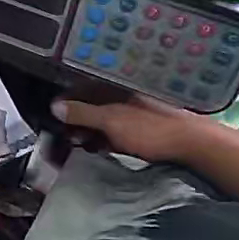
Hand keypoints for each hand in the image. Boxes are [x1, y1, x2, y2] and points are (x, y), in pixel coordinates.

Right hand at [50, 95, 217, 163]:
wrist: (188, 143)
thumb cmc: (148, 130)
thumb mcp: (111, 121)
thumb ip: (83, 113)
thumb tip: (55, 106)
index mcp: (112, 89)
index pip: (79, 90)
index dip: (63, 104)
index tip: (50, 119)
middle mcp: (120, 97)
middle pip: (89, 106)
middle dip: (73, 121)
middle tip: (61, 139)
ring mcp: (130, 113)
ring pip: (100, 121)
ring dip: (87, 132)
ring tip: (76, 147)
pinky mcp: (138, 130)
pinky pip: (112, 132)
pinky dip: (101, 140)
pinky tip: (97, 150)